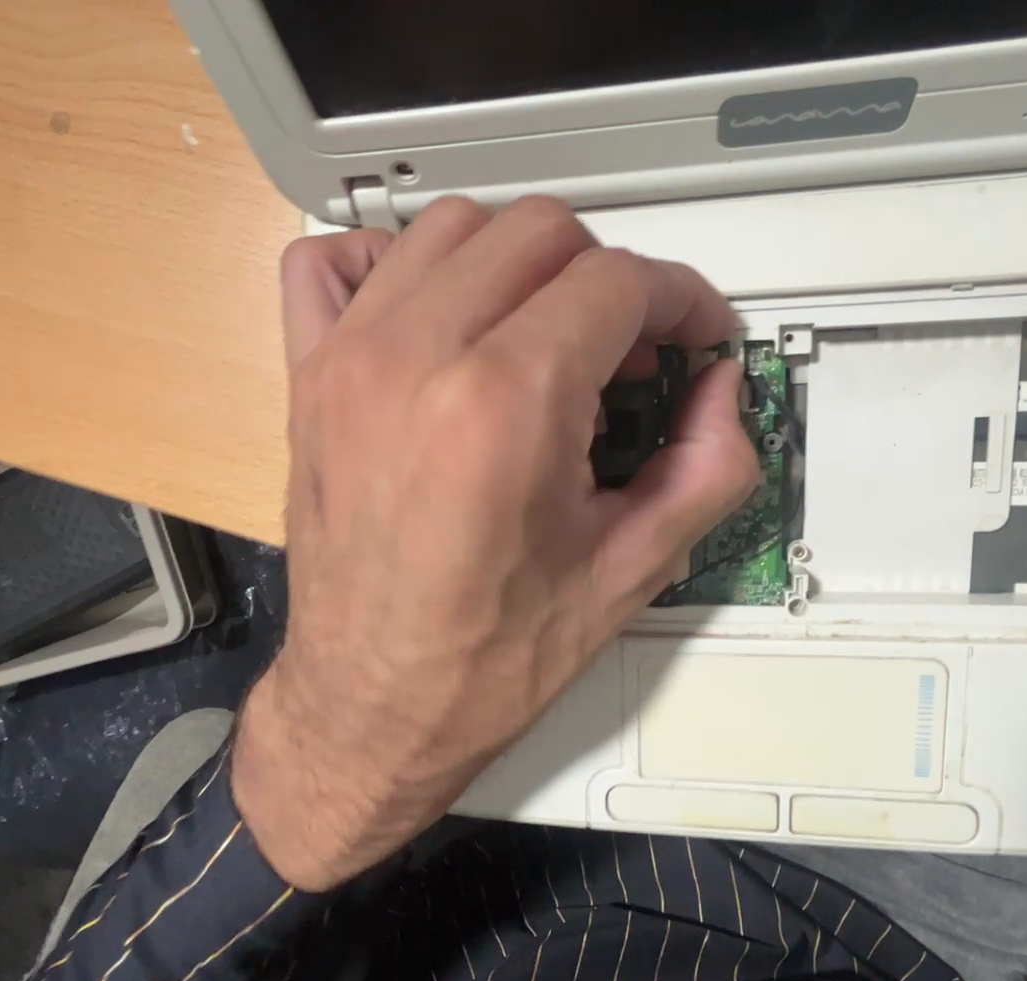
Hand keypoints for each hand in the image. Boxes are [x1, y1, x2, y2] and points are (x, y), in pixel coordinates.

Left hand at [232, 198, 758, 889]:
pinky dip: (389, 263)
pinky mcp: (307, 379)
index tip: (695, 338)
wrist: (373, 707)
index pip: (617, 280)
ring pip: (450, 228)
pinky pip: (330, 262)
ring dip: (518, 265)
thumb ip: (707, 465)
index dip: (680, 300)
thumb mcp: (631, 572)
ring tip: (543, 336)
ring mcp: (350, 359)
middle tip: (628, 350)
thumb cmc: (492, 659)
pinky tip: (432, 317)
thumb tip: (720, 390)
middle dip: (607, 277)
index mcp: (507, 405)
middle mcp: (418, 358)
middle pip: (540, 232)